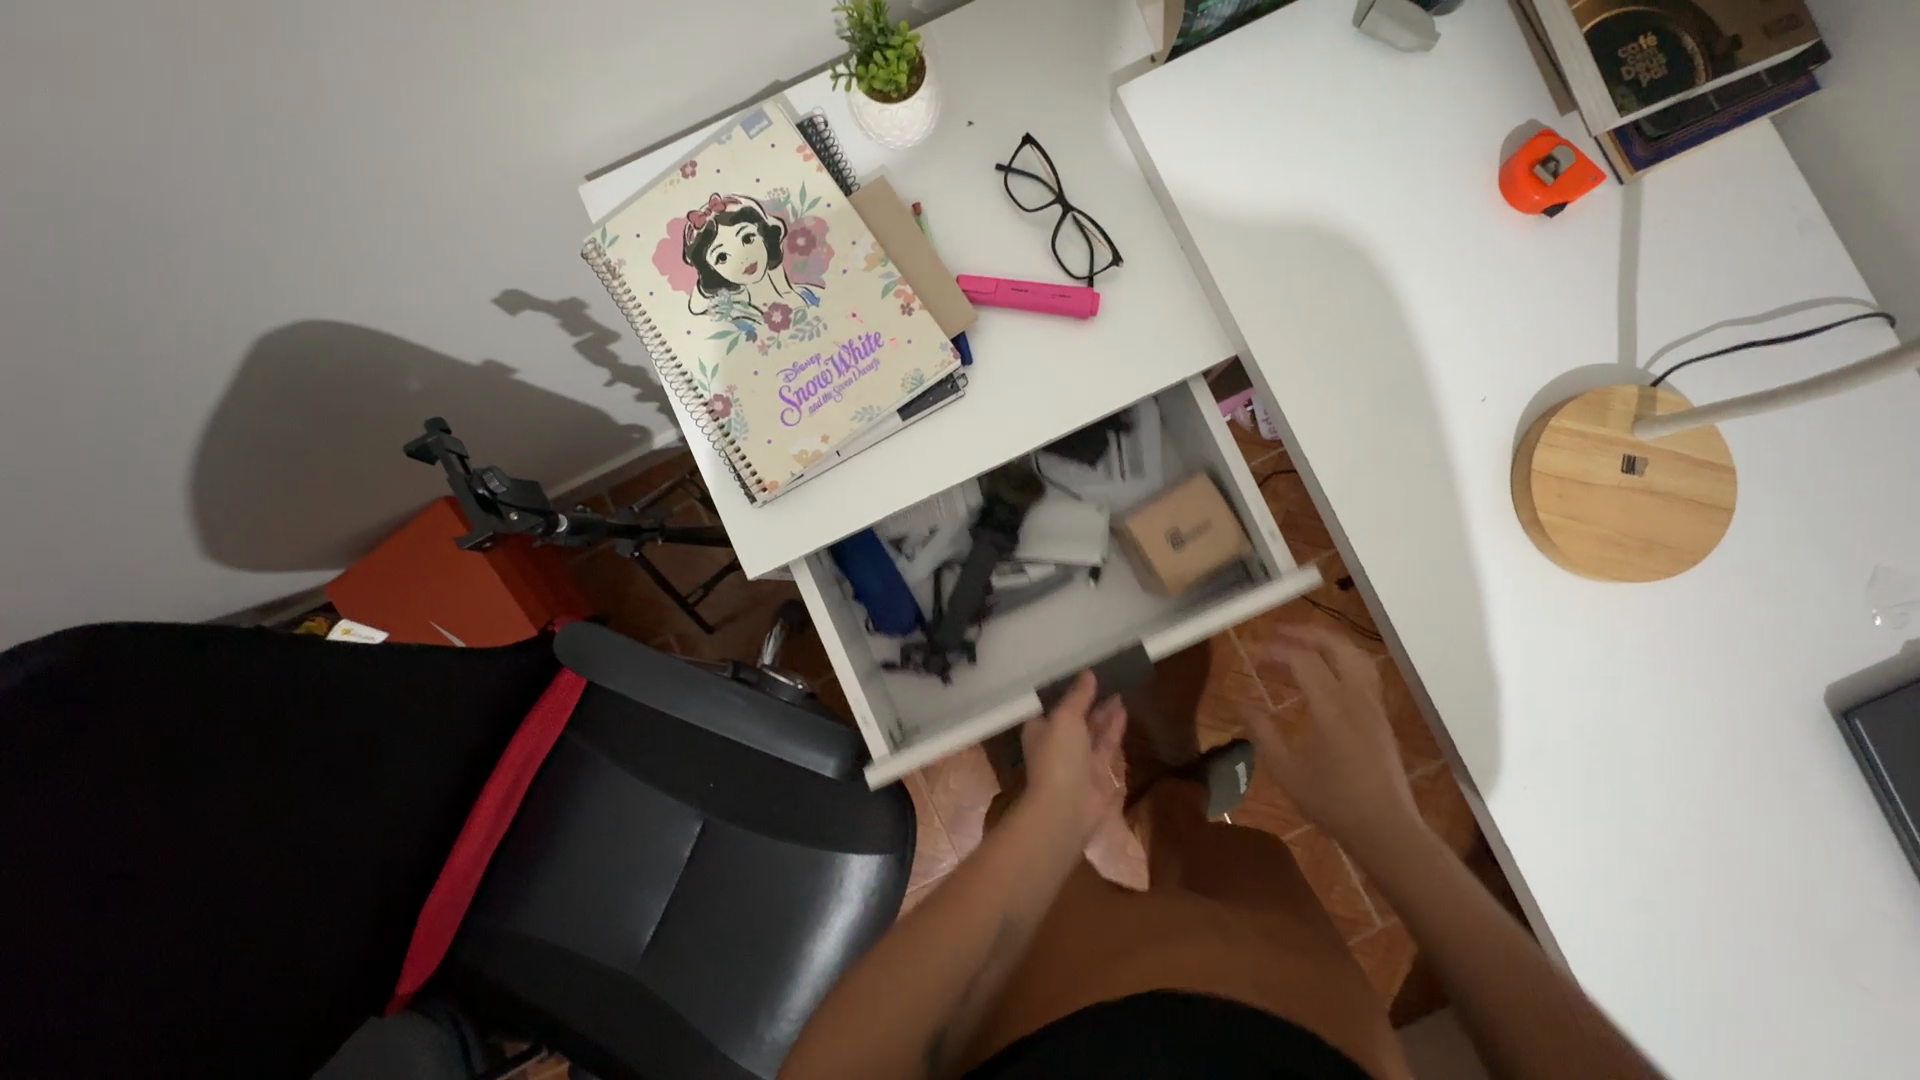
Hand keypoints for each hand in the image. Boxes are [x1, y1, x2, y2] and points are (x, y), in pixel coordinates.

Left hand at [1019, 671, 1126, 846]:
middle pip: (1075, 715)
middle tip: (1107, 675)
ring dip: (1104, 711)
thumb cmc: (1057, 757)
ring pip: (1093, 729)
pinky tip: (1124, 709)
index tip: (1082, 670)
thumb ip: (1078, 696)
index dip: (1067, 688)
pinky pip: (1106, 743)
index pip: (1052, 703)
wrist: (1067, 808)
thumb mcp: (1064, 718)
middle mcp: (1057, 741)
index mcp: (1039, 728)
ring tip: (1120, 686)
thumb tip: (1087, 672)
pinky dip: (1114, 727)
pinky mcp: (1097, 771)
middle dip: (1090, 698)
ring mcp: (1077, 758)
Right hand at [1252, 626, 1421, 853]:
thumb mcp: (1285, 769)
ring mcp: (1374, 706)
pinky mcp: (1381, 718)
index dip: (1275, 651)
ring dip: (1326, 644)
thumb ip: (1261, 731)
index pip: (1303, 660)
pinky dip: (1341, 661)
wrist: (1385, 829)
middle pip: (1336, 646)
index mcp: (1332, 707)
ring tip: (1300, 647)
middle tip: (1276, 635)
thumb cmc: (1332, 801)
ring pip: (1355, 656)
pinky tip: (1324, 676)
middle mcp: (1357, 698)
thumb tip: (1241, 702)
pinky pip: (1363, 674)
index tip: (1252, 655)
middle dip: (1305, 634)